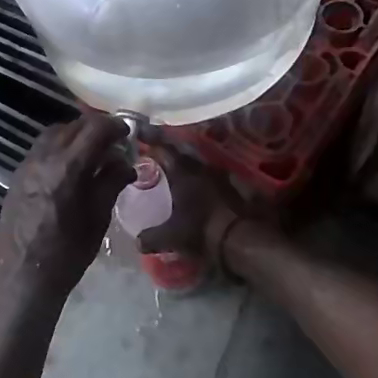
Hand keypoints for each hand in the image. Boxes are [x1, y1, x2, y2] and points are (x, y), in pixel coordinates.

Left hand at [0, 115, 134, 295]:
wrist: (22, 276)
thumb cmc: (67, 253)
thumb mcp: (98, 218)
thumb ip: (111, 182)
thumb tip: (124, 162)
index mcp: (68, 167)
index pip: (95, 129)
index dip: (115, 126)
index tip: (128, 132)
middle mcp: (44, 158)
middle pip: (73, 126)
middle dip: (96, 129)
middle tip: (114, 143)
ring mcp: (27, 165)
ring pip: (54, 134)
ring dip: (76, 135)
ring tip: (93, 153)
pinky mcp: (18, 176)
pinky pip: (41, 149)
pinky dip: (59, 147)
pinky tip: (71, 166)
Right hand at [134, 141, 271, 270]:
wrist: (239, 238)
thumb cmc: (200, 230)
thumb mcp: (170, 237)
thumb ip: (151, 237)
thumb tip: (138, 242)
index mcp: (182, 173)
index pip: (164, 150)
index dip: (152, 141)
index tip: (141, 135)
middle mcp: (201, 168)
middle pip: (183, 153)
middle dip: (170, 152)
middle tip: (159, 154)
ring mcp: (219, 177)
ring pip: (199, 164)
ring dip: (189, 166)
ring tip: (177, 172)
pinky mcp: (233, 189)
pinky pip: (213, 177)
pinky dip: (203, 180)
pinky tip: (199, 188)